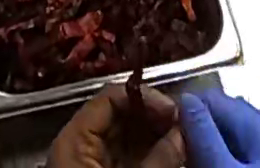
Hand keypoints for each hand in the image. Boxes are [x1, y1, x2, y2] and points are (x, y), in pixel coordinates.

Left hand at [48, 83, 185, 167]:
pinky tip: (173, 154)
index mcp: (75, 136)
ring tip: (185, 136)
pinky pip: (128, 158)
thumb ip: (155, 160)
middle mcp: (81, 143)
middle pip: (119, 116)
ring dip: (155, 136)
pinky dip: (150, 155)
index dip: (142, 97)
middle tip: (185, 122)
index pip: (108, 97)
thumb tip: (183, 133)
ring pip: (127, 138)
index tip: (174, 108)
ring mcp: (92, 162)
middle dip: (152, 116)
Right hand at [177, 91, 259, 167]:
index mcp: (256, 122)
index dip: (183, 110)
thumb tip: (184, 97)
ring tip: (187, 166)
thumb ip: (202, 132)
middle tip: (175, 156)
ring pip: (222, 141)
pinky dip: (216, 163)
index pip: (208, 98)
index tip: (164, 133)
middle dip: (193, 134)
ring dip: (203, 152)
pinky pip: (233, 159)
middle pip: (215, 119)